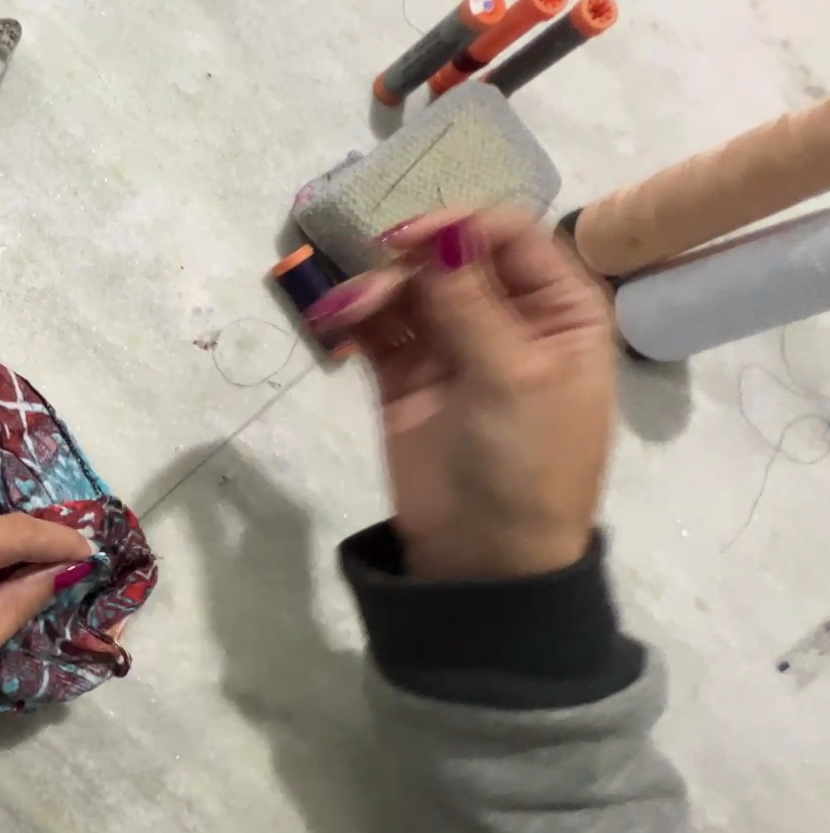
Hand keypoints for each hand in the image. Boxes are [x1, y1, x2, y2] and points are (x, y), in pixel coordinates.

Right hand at [305, 208, 617, 579]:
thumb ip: (470, 306)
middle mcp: (502, 319)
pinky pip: (376, 336)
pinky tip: (332, 325)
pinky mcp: (400, 381)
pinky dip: (353, 324)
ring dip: (371, 294)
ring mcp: (447, 350)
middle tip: (366, 289)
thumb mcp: (511, 377)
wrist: (480, 547)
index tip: (402, 240)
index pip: (508, 239)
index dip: (457, 229)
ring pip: (405, 297)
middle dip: (404, 265)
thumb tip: (439, 237)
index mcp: (556, 309)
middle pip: (447, 263)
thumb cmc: (523, 460)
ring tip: (340, 315)